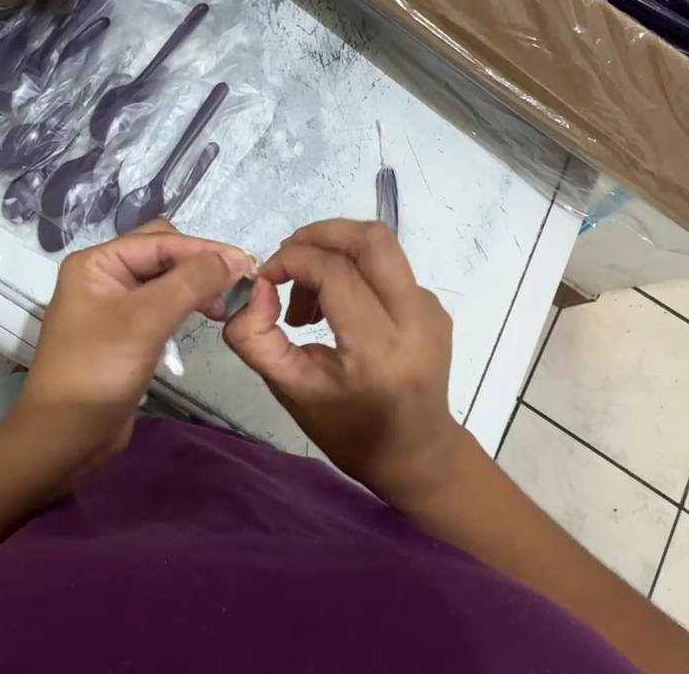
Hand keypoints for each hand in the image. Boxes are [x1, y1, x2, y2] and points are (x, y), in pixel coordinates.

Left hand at [10, 220, 253, 475]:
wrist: (64, 438)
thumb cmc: (98, 371)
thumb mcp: (145, 321)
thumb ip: (190, 283)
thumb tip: (232, 258)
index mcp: (97, 263)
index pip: (159, 241)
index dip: (203, 250)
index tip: (246, 264)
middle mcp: (103, 277)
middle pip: (162, 255)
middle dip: (199, 266)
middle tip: (238, 285)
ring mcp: (112, 306)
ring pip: (164, 281)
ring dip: (195, 287)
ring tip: (224, 306)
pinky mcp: (124, 333)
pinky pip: (160, 307)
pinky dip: (184, 307)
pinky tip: (205, 319)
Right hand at [225, 219, 468, 506]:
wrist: (415, 454)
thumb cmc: (347, 429)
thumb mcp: (288, 389)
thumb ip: (255, 337)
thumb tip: (256, 287)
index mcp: (379, 352)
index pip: (335, 273)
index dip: (292, 261)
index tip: (265, 278)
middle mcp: (414, 322)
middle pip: (371, 240)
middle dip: (320, 234)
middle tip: (287, 259)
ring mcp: (430, 311)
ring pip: (380, 247)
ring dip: (333, 253)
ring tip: (307, 297)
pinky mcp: (433, 306)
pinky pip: (386, 267)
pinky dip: (351, 270)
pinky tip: (333, 309)